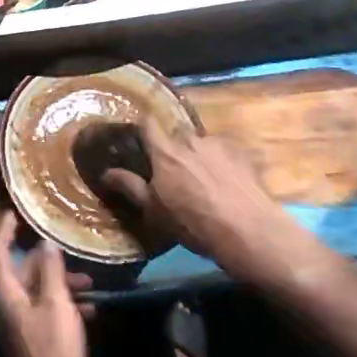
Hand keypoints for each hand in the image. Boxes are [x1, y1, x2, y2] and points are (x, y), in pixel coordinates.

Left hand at [0, 212, 91, 356]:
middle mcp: (5, 304)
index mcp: (4, 293)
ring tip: (90, 284)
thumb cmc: (53, 351)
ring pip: (35, 291)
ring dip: (59, 284)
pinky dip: (61, 305)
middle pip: (21, 271)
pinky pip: (42, 310)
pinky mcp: (29, 338)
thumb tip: (45, 243)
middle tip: (72, 253)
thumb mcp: (57, 304)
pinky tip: (90, 310)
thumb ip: (50, 271)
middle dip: (46, 261)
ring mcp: (16, 323)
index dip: (4, 231)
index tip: (13, 213)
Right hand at [101, 123, 342, 295]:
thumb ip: (129, 187)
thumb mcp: (154, 211)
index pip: (147, 124)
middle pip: (176, 133)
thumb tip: (106, 172)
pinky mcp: (244, 155)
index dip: (141, 128)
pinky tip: (228, 184)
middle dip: (172, 146)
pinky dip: (222, 163)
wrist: (250, 232)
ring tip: (205, 181)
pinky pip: (225, 153)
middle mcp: (190, 140)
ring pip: (201, 144)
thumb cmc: (194, 223)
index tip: (138, 139)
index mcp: (165, 152)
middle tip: (173, 170)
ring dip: (199, 156)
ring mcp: (220, 145)